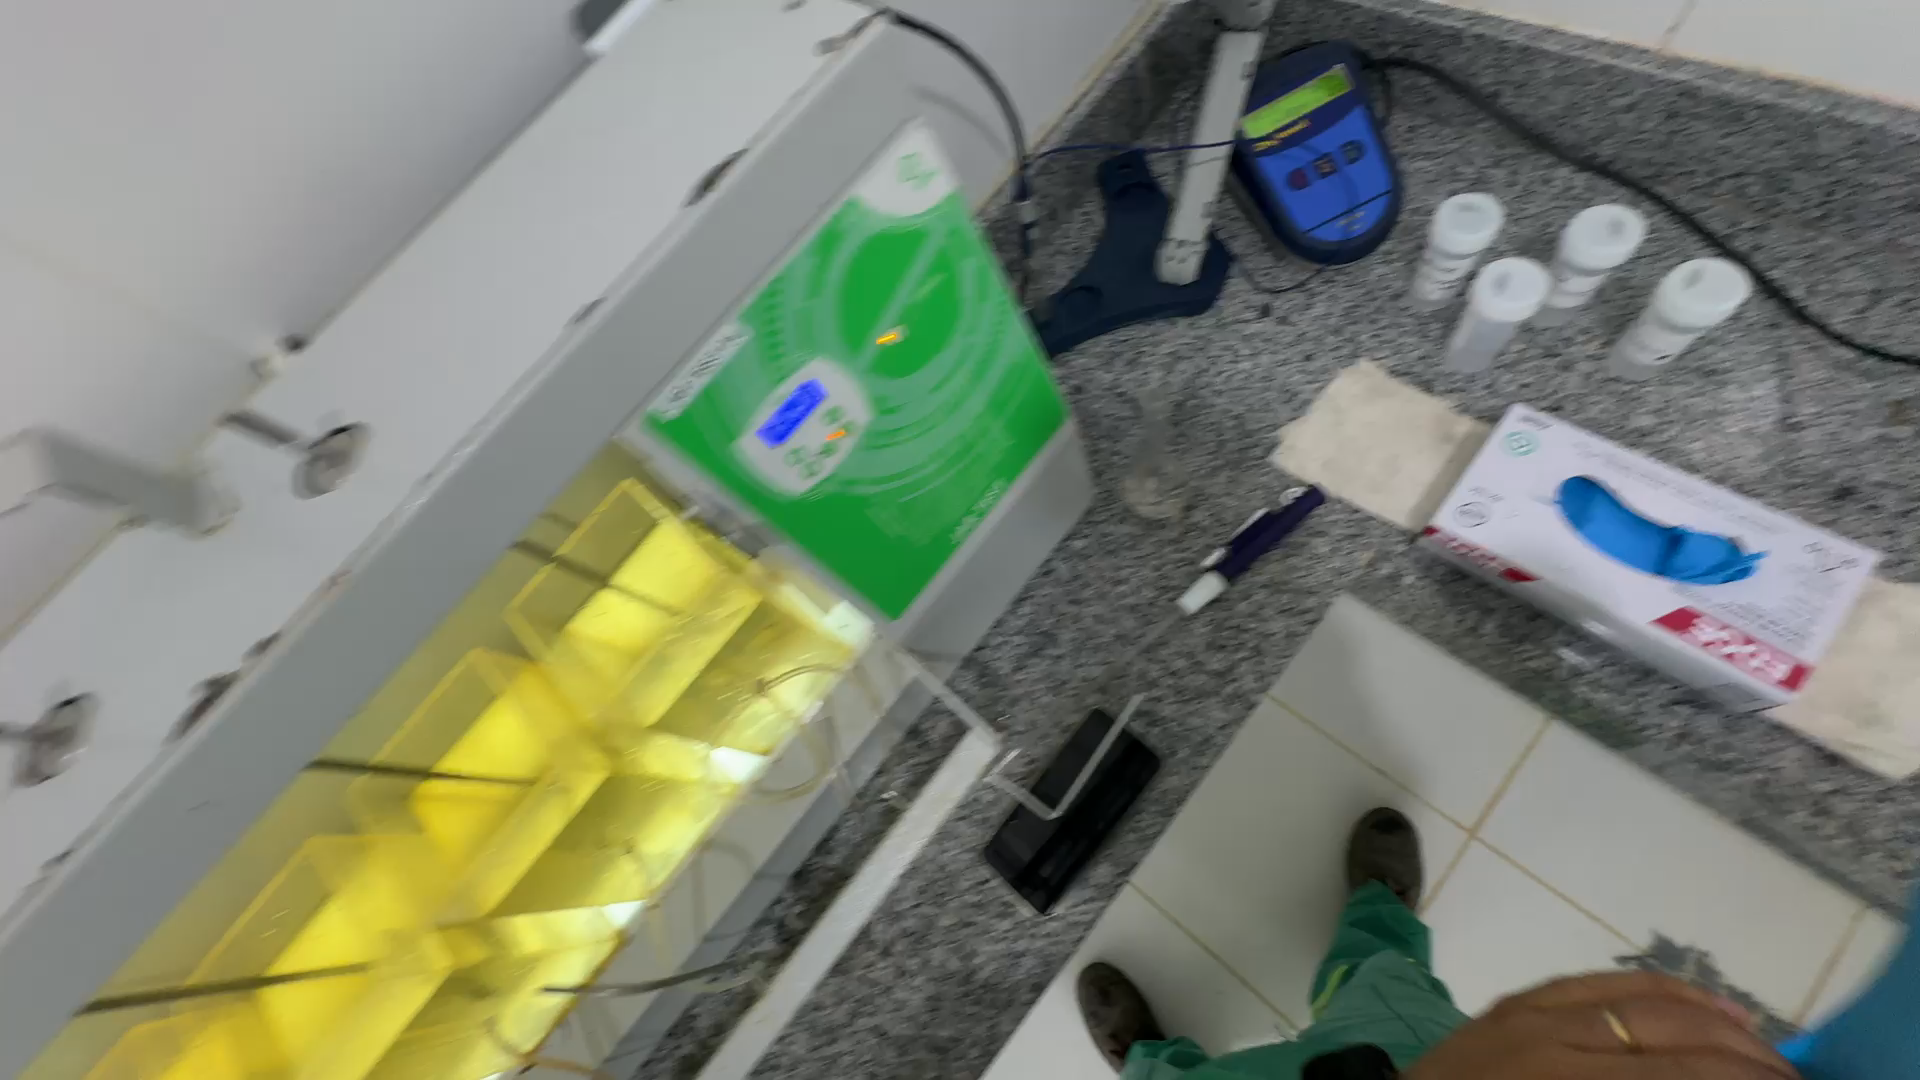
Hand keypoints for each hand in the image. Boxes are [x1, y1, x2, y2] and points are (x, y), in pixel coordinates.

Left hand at [1405, 972, 1798, 1079]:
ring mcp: (1527, 1013)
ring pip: (1624, 995)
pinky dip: (1635, 985)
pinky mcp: (1509, 1002)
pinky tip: (1672, 995)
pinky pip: (1580, 981)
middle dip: (1738, 1051)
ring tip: (1754, 1032)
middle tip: (1790, 1075)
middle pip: (1662, 1029)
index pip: (1682, 1075)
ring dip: (1696, 1010)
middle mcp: (1553, 1039)